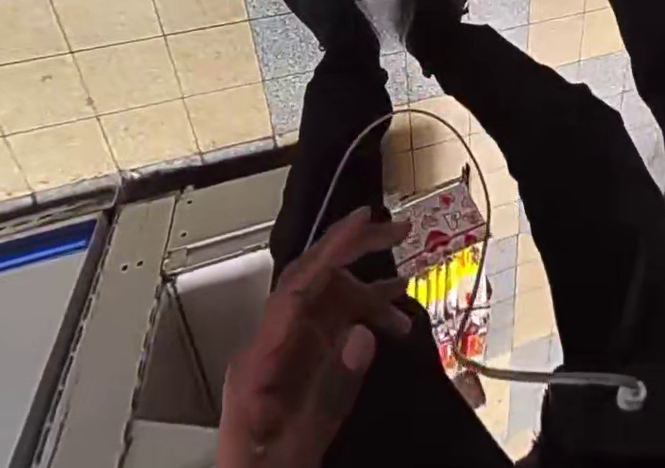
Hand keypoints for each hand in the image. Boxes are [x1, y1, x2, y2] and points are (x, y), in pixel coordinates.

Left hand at [218, 210, 412, 467]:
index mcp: (260, 359)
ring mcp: (288, 353)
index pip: (296, 288)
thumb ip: (328, 394)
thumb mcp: (294, 453)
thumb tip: (364, 334)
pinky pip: (336, 327)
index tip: (362, 219)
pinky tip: (393, 322)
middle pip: (314, 280)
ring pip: (330, 301)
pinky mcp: (302, 365)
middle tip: (397, 230)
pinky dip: (365, 320)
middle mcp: (273, 343)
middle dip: (355, 250)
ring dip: (369, 293)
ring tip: (405, 286)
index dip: (330, 249)